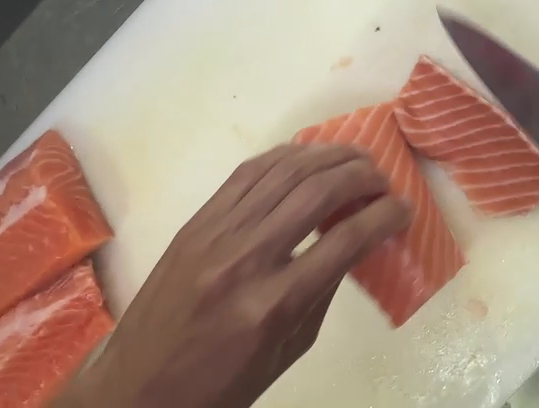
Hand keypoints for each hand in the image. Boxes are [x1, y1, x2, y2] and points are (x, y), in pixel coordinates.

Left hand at [58, 144, 410, 407]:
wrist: (133, 394)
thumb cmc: (220, 386)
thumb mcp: (289, 349)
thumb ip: (325, 287)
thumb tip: (358, 236)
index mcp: (271, 305)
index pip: (345, 240)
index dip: (385, 216)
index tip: (405, 208)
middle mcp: (245, 259)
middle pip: (320, 191)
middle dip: (364, 176)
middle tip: (384, 180)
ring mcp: (216, 234)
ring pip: (287, 170)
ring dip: (332, 156)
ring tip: (357, 160)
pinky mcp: (198, 221)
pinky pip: (251, 170)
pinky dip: (289, 155)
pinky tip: (311, 156)